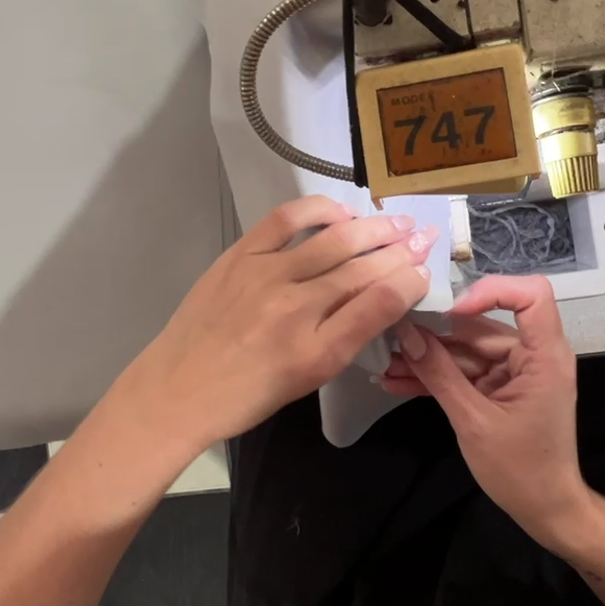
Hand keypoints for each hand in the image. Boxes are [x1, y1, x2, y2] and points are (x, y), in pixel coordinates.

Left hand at [122, 195, 436, 447]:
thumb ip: (351, 336)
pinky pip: (284, 221)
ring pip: (332, 241)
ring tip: (396, 222)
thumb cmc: (248, 395)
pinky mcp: (238, 257)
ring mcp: (264, 276)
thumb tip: (385, 297)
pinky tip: (340, 212)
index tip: (426, 270)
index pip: (379, 303)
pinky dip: (317, 210)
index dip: (410, 281)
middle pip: (362, 267)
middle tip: (424, 237)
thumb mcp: (309, 378)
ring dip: (371, 228)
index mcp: (317, 351)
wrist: (179, 390)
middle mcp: (294, 308)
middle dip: (401, 250)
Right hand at [389, 275, 589, 544]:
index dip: (491, 291)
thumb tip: (406, 335)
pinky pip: (462, 372)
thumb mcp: (473, 421)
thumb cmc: (521, 469)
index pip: (531, 296)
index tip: (449, 311)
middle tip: (389, 333)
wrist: (546, 511)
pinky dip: (434, 377)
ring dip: (425, 357)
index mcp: (543, 356)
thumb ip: (440, 375)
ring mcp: (511, 372)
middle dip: (434, 331)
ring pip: (464, 350)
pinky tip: (396, 380)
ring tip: (383, 362)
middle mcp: (531, 356)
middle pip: (480, 325)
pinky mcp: (496, 389)